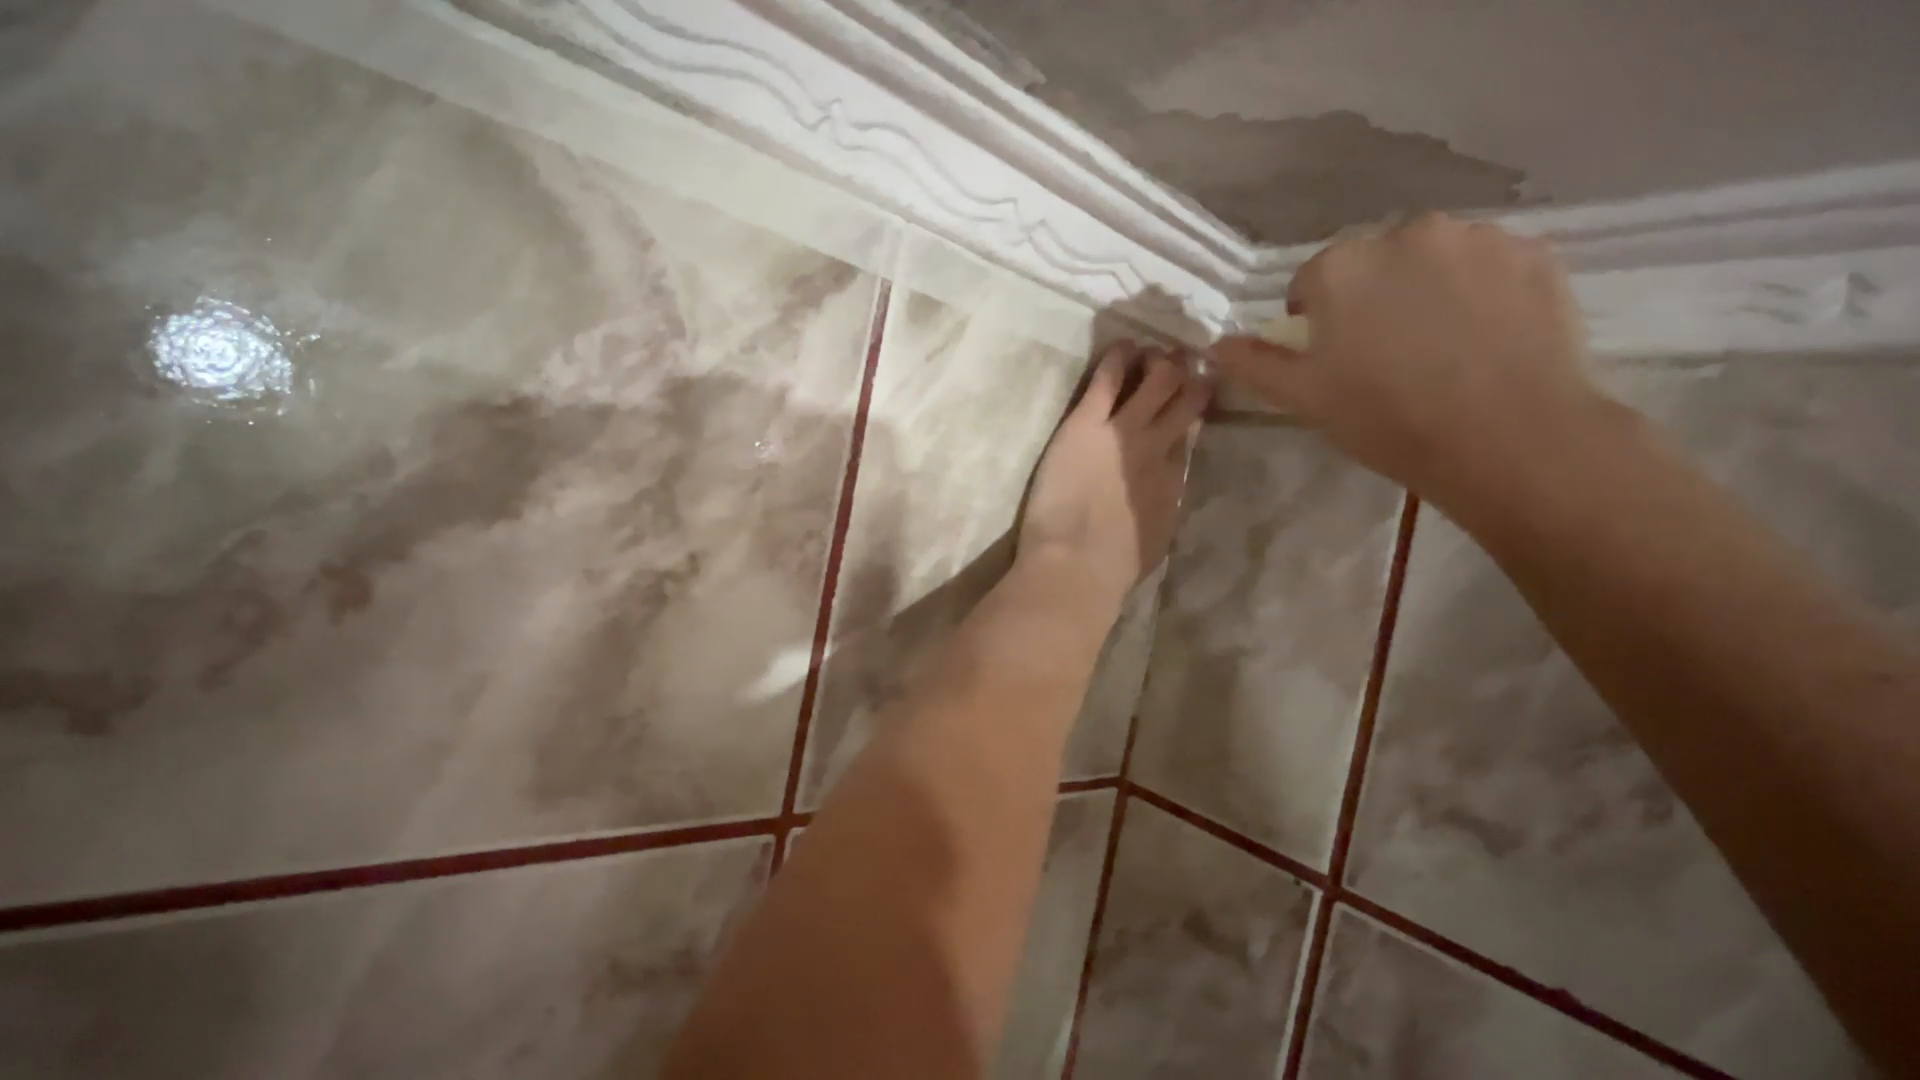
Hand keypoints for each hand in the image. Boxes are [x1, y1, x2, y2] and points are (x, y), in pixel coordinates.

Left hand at [1017, 342, 1209, 608]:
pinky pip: (1107, 378)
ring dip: (1159, 362)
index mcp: (1174, 479)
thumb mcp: (1156, 536)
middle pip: (1183, 398)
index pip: (1188, 431)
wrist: (1078, 565)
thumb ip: (1163, 505)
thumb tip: (1162, 492)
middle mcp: (1158, 447)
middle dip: (1186, 377)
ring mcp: (1124, 431)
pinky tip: (1122, 347)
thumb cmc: (1114, 568)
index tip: (1193, 397)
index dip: (1192, 411)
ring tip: (1154, 353)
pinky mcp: (1087, 423)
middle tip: (1181, 363)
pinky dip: (1117, 358)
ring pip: (1156, 380)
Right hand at [1210, 214, 1605, 505]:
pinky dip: (1486, 291)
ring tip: (1447, 346)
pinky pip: (1493, 265)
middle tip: (1393, 354)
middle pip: (1377, 262)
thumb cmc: (1389, 419)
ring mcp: (1476, 238)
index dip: (1320, 321)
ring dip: (1431, 288)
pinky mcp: (1534, 253)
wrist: (1507, 436)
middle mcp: (1405, 233)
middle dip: (1377, 296)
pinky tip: (1491, 338)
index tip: (1338, 359)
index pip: (1314, 282)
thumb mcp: (1306, 400)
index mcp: (1341, 266)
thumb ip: (1257, 364)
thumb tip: (1217, 345)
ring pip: (1437, 258)